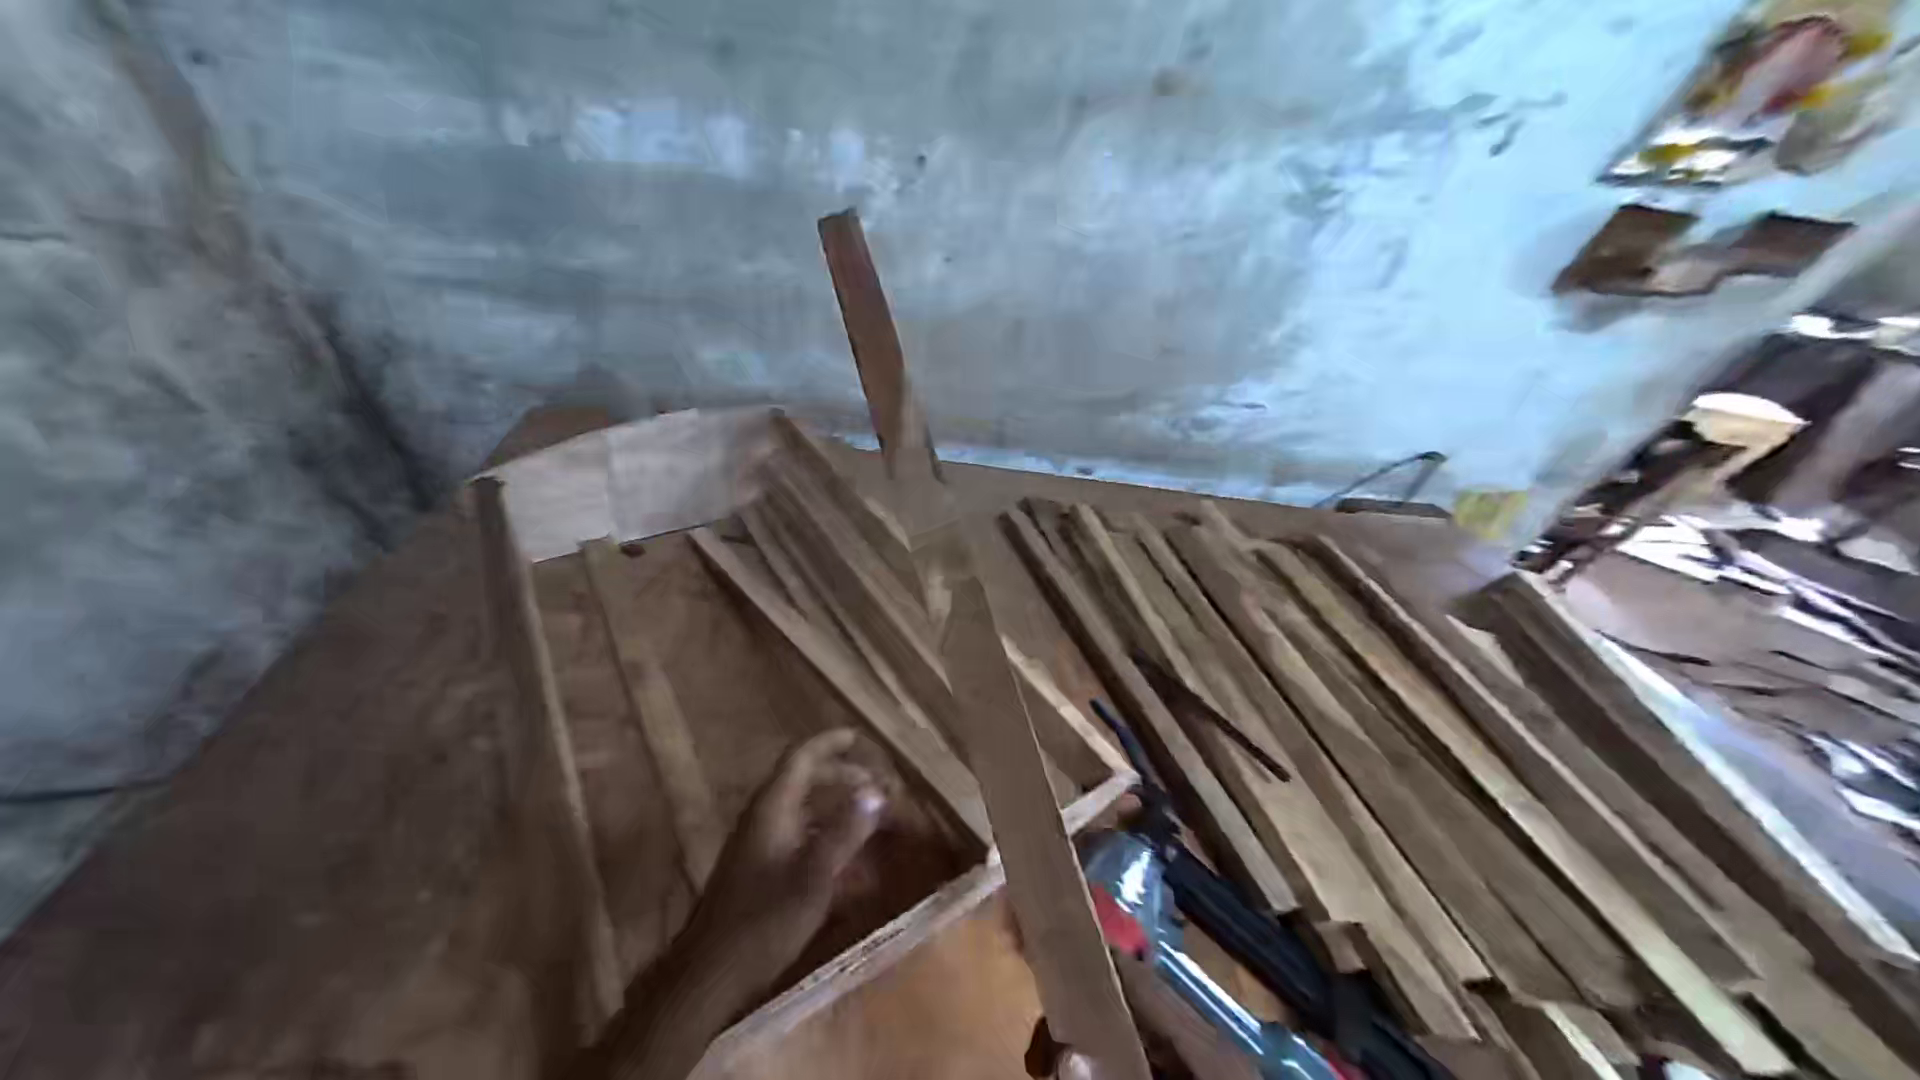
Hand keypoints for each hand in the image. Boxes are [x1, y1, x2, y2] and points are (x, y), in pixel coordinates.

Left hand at [677, 728, 886, 997]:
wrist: (709, 976)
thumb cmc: (763, 922)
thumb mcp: (813, 877)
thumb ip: (845, 832)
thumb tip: (875, 792)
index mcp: (772, 808)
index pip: (801, 757)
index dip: (829, 743)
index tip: (858, 737)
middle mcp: (764, 817)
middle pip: (805, 781)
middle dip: (842, 778)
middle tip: (876, 786)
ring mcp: (759, 844)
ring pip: (804, 811)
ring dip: (837, 809)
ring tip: (870, 819)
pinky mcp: (760, 870)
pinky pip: (800, 838)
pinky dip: (826, 838)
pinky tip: (849, 862)